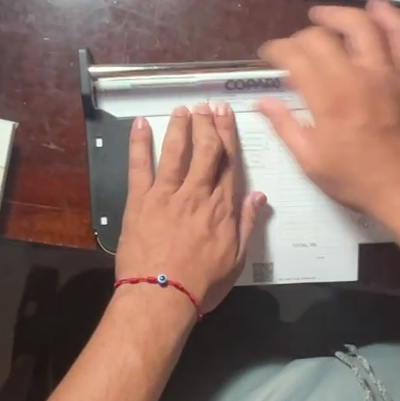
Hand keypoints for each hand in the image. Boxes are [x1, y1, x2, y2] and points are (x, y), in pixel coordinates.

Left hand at [117, 103, 265, 314]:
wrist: (162, 295)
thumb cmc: (202, 284)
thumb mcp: (237, 259)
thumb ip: (247, 224)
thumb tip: (260, 195)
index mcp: (222, 207)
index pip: (229, 162)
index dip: (227, 134)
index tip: (225, 114)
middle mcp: (197, 193)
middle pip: (206, 150)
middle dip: (207, 123)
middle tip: (206, 105)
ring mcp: (166, 194)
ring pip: (176, 151)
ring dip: (180, 127)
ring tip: (182, 109)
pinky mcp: (140, 200)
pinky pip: (139, 166)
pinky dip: (139, 143)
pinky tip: (140, 124)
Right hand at [257, 1, 399, 223]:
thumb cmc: (358, 181)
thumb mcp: (311, 161)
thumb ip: (286, 127)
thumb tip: (264, 103)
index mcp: (327, 98)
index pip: (294, 56)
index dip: (276, 50)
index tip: (268, 55)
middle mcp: (355, 76)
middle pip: (321, 37)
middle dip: (299, 37)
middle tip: (292, 48)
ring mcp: (385, 73)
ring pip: (361, 26)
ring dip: (337, 14)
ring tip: (322, 16)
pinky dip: (390, 17)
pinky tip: (375, 8)